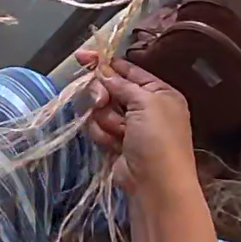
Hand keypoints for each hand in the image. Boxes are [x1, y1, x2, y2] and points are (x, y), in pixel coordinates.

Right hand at [76, 52, 198, 199]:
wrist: (155, 183)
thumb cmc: (158, 140)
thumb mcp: (146, 103)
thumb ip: (121, 84)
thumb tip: (102, 71)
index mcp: (159, 93)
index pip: (127, 70)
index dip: (104, 63)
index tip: (81, 57)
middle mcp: (145, 106)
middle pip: (109, 88)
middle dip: (102, 96)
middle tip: (101, 102)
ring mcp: (129, 124)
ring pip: (99, 109)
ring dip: (104, 120)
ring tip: (118, 133)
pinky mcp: (115, 140)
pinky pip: (97, 126)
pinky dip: (102, 134)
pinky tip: (112, 144)